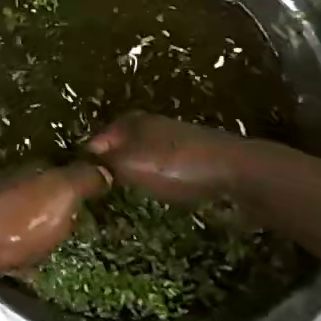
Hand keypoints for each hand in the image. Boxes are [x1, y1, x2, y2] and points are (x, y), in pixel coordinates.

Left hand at [0, 163, 110, 291]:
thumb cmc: (14, 220)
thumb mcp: (59, 194)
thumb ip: (81, 179)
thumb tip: (103, 167)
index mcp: (29, 171)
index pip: (60, 167)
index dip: (80, 178)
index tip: (99, 191)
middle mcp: (7, 185)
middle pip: (39, 192)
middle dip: (58, 205)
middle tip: (84, 223)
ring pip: (22, 217)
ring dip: (38, 228)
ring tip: (61, 245)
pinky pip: (8, 242)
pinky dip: (20, 250)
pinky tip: (29, 264)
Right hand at [87, 113, 287, 205]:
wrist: (239, 172)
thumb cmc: (175, 166)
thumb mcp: (128, 165)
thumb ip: (103, 165)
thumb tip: (82, 168)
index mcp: (128, 121)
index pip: (93, 142)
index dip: (86, 164)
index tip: (81, 188)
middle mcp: (148, 125)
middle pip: (117, 149)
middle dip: (109, 170)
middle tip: (102, 196)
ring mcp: (172, 141)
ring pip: (140, 159)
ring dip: (133, 177)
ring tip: (126, 198)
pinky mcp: (192, 158)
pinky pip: (162, 169)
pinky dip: (155, 181)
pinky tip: (157, 196)